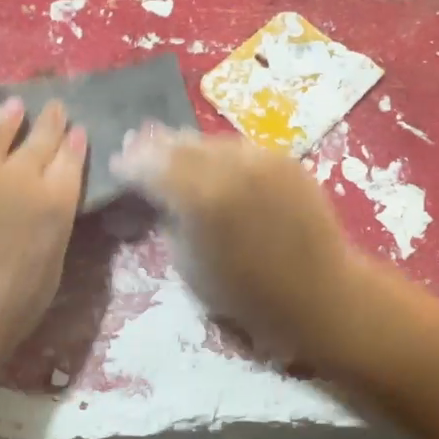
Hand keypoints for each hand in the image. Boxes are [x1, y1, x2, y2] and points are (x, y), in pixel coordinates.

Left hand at [0, 53, 87, 378]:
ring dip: (12, 116)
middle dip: (51, 124)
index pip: (71, 163)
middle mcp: (20, 177)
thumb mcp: (47, 276)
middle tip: (56, 109)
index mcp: (54, 205)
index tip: (78, 132)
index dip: (75, 146)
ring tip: (18, 103)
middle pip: (40, 142)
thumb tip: (52, 208)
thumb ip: (52, 232)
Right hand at [111, 122, 360, 366]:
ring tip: (172, 155)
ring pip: (209, 141)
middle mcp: (230, 165)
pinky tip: (214, 167)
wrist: (322, 295)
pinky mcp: (284, 158)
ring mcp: (261, 157)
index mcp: (201, 196)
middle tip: (136, 148)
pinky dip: (220, 155)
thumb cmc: (249, 296)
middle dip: (154, 147)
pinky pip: (240, 148)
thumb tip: (158, 197)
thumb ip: (170, 219)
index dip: (129, 164)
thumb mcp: (189, 265)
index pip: (150, 164)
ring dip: (187, 148)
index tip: (117, 167)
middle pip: (178, 143)